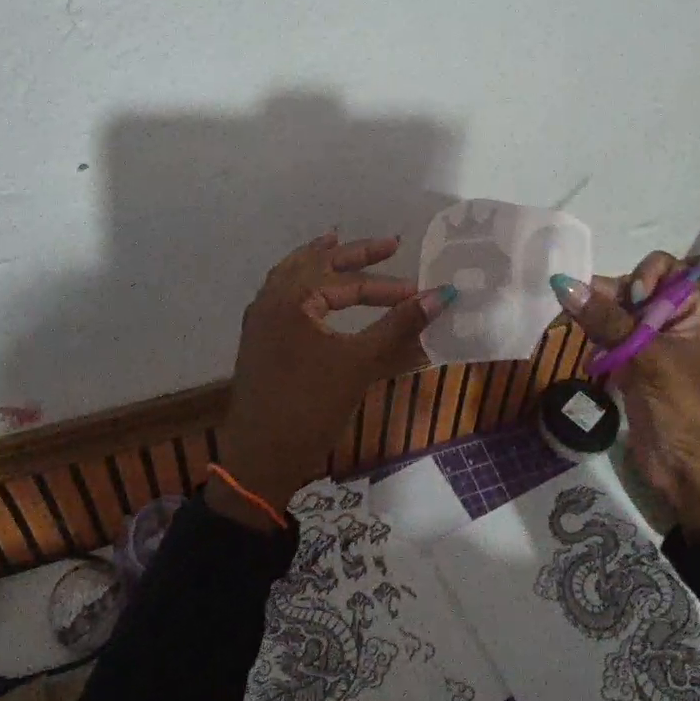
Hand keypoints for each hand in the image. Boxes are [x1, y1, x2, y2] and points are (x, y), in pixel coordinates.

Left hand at [209, 231, 455, 530]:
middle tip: (390, 245)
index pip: (347, 283)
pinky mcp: (257, 339)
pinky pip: (279, 294)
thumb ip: (399, 325)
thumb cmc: (311, 406)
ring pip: (291, 275)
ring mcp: (259, 319)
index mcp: (292, 298)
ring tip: (337, 244)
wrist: (261, 457)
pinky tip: (311, 289)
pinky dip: (299, 283)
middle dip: (354, 256)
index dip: (387, 287)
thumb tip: (442, 295)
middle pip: (316, 265)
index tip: (420, 291)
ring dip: (319, 262)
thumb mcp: (359, 363)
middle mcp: (271, 299)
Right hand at [551, 252, 699, 534]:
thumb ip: (606, 321)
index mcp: (694, 311)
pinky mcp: (633, 369)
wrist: (697, 477)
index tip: (632, 299)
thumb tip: (562, 284)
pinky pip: (609, 341)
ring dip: (595, 318)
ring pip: (616, 316)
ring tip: (571, 323)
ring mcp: (652, 347)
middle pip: (633, 289)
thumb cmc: (689, 409)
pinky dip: (593, 340)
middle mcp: (673, 322)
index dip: (642, 275)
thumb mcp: (650, 359)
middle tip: (581, 311)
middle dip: (608, 296)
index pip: (664, 269)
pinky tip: (581, 345)